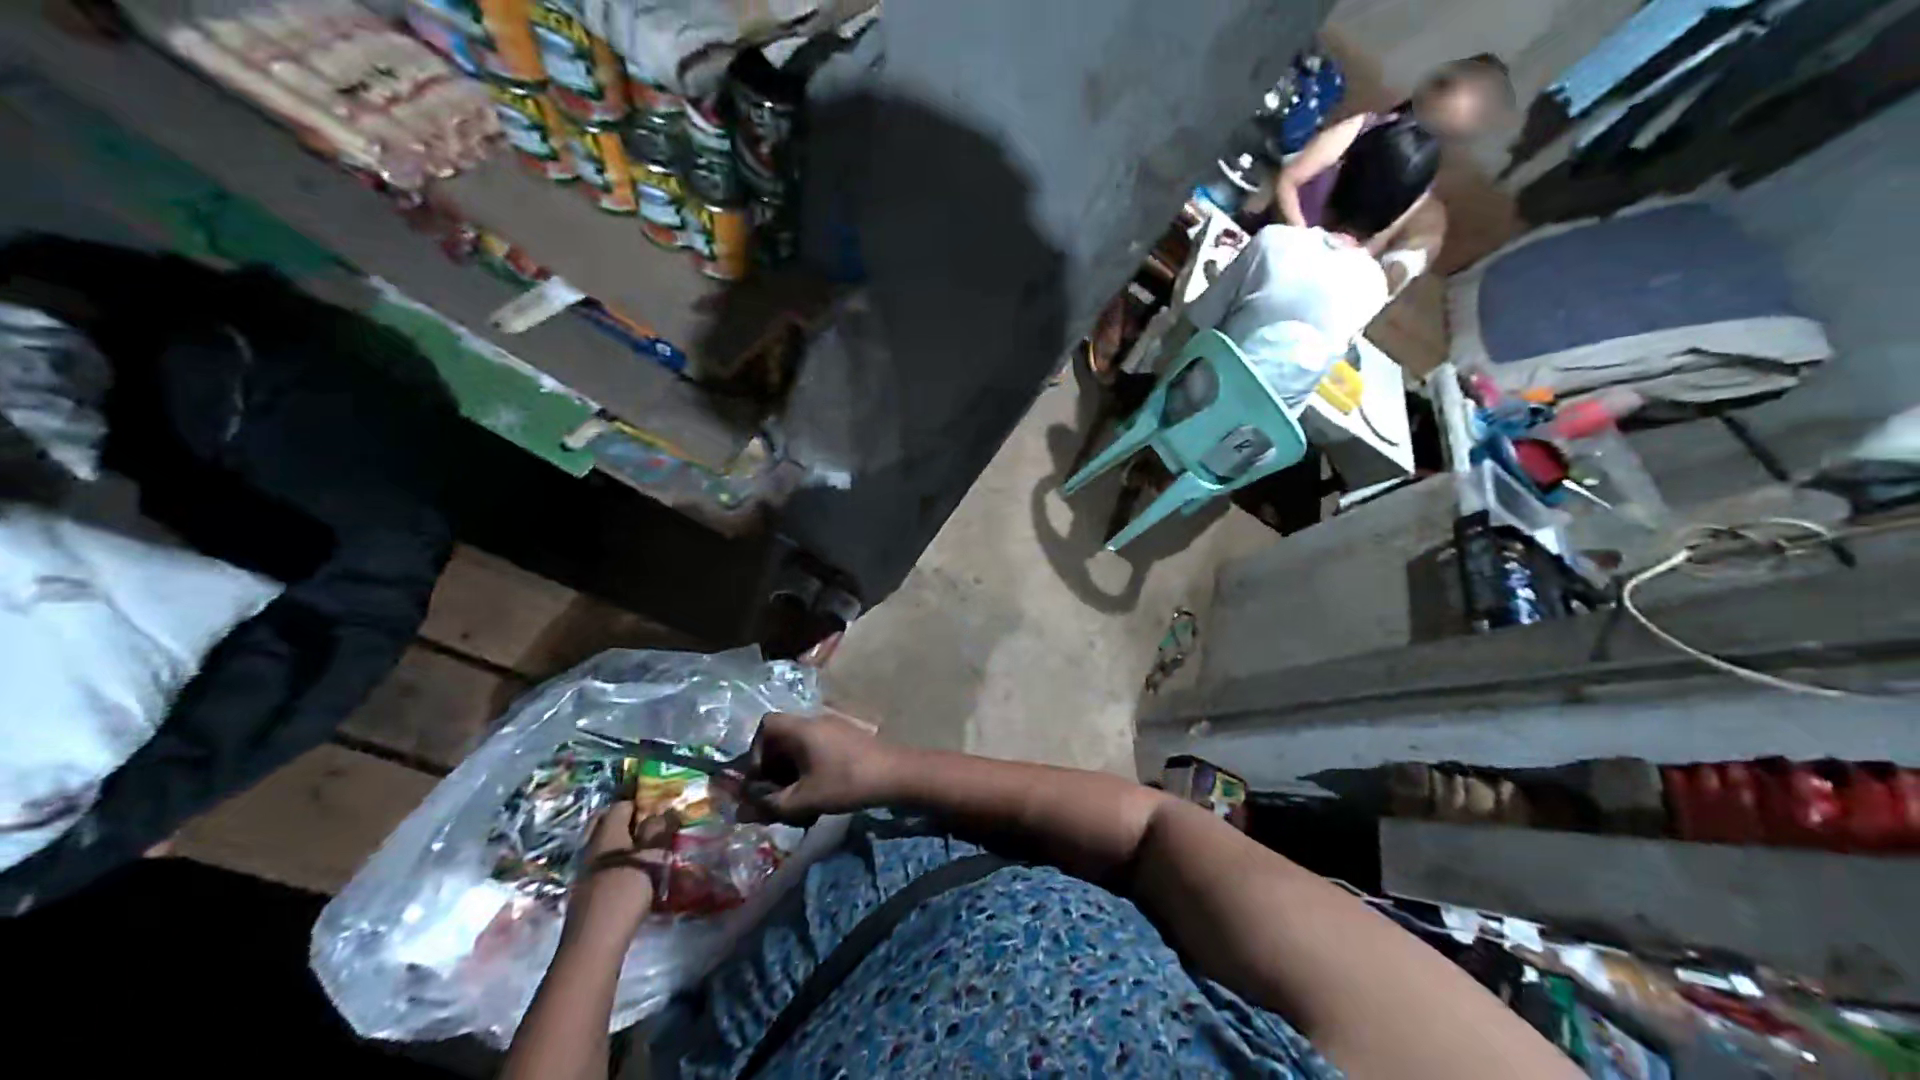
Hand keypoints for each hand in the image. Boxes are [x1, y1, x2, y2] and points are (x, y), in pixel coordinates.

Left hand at [563, 802, 674, 939]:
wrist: (593, 940)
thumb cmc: (625, 891)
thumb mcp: (650, 857)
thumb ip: (657, 831)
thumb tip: (665, 810)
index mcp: (606, 833)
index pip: (621, 805)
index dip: (641, 803)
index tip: (660, 810)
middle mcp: (592, 845)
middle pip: (606, 822)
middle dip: (627, 819)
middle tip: (651, 826)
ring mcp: (585, 868)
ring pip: (604, 843)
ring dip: (623, 841)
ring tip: (647, 849)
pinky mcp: (586, 888)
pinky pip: (603, 862)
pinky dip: (617, 859)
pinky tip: (633, 872)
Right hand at [746, 712, 903, 824]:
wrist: (895, 774)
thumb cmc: (846, 782)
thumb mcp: (805, 799)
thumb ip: (772, 805)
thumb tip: (744, 811)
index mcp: (802, 728)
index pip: (766, 725)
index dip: (756, 750)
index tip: (761, 777)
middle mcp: (816, 721)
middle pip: (782, 735)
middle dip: (773, 764)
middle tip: (774, 791)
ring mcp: (834, 727)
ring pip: (801, 744)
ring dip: (792, 768)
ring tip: (795, 795)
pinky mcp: (848, 738)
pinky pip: (817, 747)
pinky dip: (809, 765)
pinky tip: (817, 790)